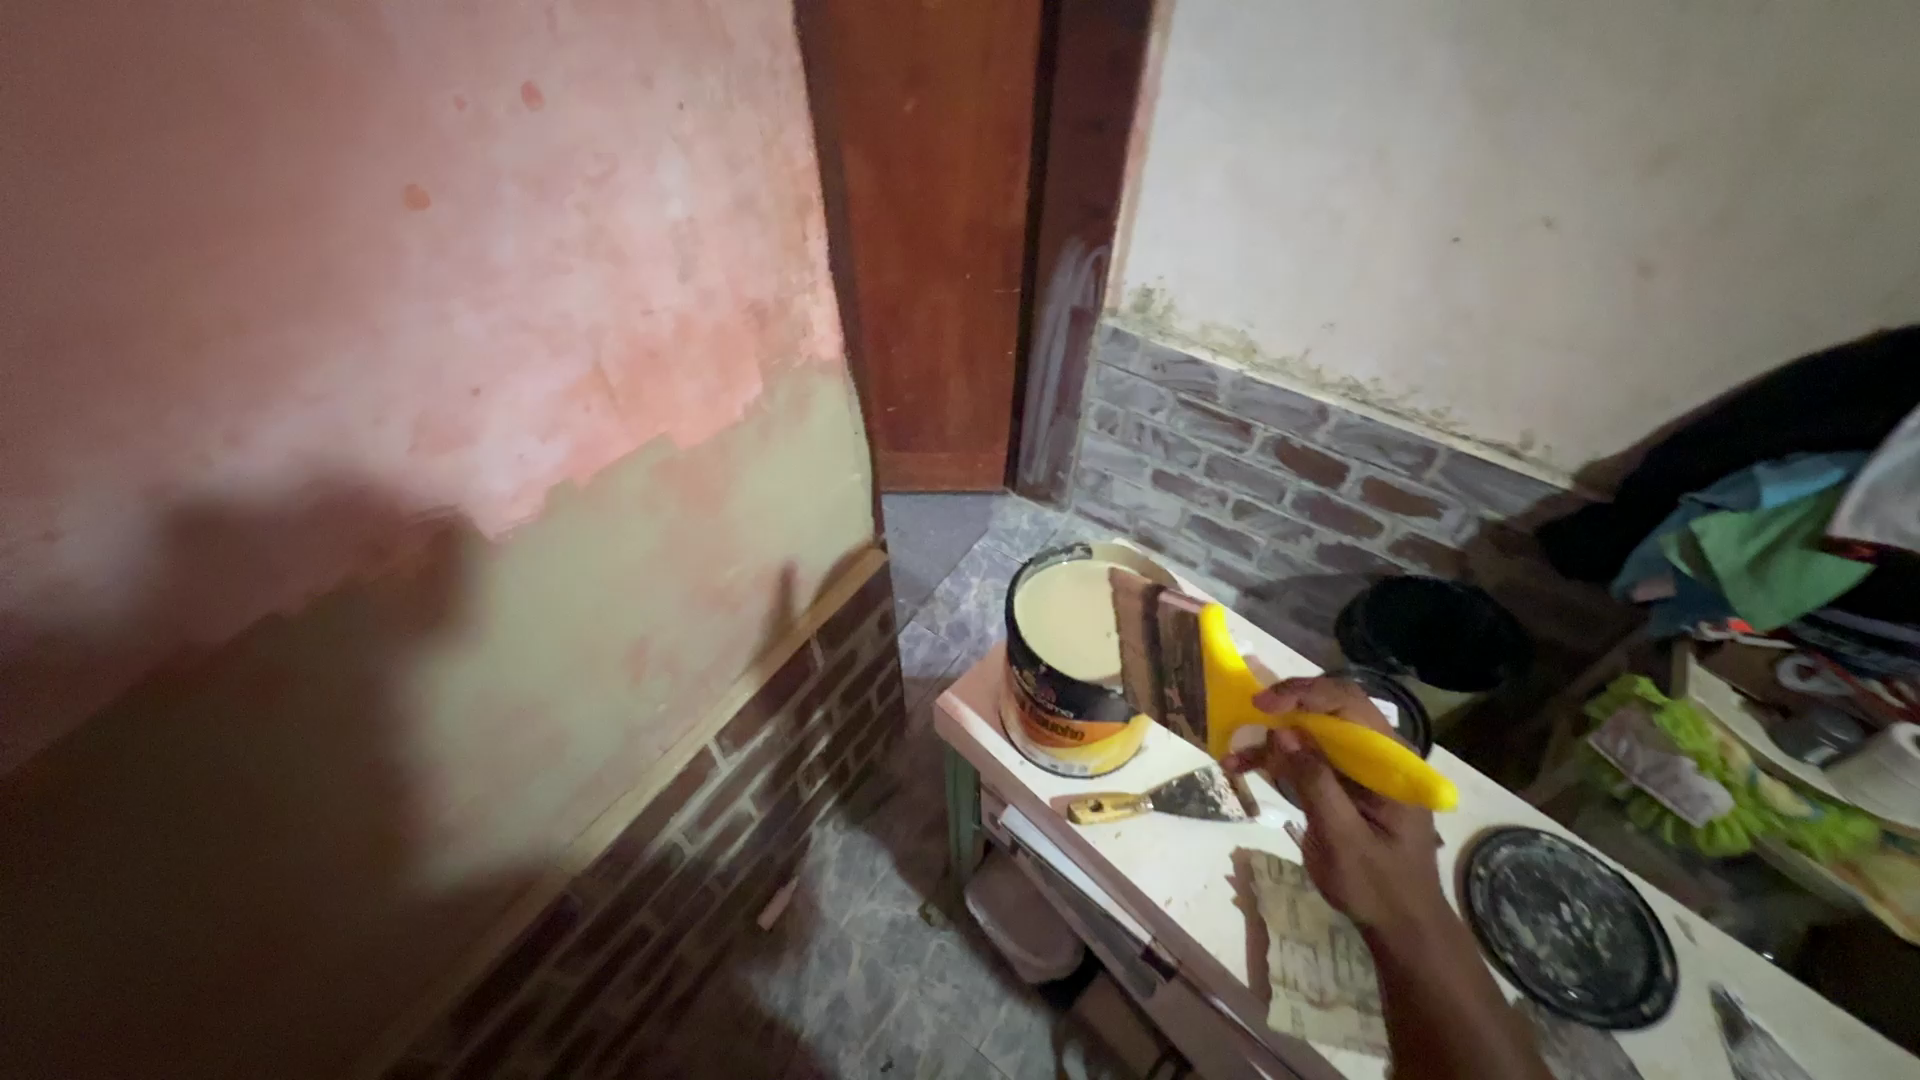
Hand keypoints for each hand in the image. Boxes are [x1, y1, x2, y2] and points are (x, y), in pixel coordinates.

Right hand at [1224, 677, 1446, 931]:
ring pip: (1309, 731)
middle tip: (1247, 714)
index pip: (1349, 704)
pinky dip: (1270, 759)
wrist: (1398, 924)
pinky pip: (1302, 757)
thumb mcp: (1343, 838)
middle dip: (1284, 708)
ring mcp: (1356, 767)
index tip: (1264, 704)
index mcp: (1391, 762)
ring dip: (1269, 738)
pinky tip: (1239, 768)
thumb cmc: (1378, 885)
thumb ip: (1316, 783)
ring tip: (1233, 754)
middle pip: (1327, 709)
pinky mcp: (1337, 780)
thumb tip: (1282, 733)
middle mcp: (1376, 754)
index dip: (1305, 694)